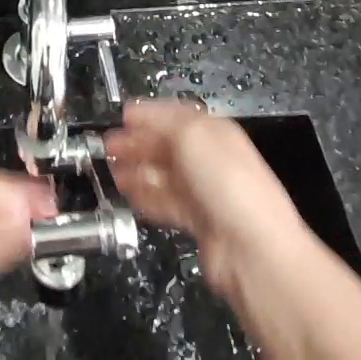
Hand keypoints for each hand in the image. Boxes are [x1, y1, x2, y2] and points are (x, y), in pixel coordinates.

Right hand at [104, 100, 309, 302]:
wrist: (252, 248)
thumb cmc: (227, 183)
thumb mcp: (192, 136)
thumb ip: (162, 120)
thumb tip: (136, 112)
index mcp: (215, 132)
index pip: (176, 116)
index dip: (148, 115)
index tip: (123, 116)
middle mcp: (210, 159)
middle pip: (167, 146)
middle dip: (137, 142)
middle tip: (108, 144)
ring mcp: (204, 192)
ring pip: (163, 175)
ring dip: (137, 169)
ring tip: (111, 168)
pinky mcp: (197, 220)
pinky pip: (165, 202)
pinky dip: (145, 195)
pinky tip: (128, 192)